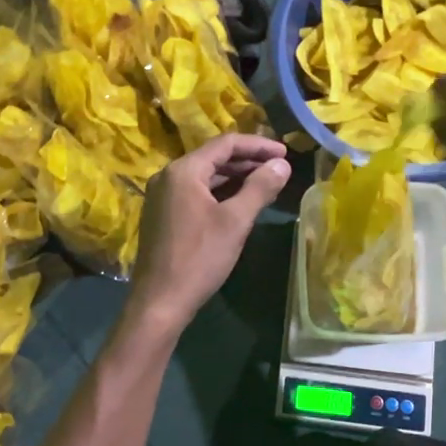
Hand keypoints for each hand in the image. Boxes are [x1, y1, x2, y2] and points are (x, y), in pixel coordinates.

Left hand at [124, 134, 291, 336]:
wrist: (160, 301)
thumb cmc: (199, 258)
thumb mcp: (236, 221)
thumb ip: (260, 188)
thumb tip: (282, 165)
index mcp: (183, 171)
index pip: (225, 144)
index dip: (258, 145)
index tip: (285, 153)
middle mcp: (168, 176)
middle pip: (213, 158)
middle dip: (248, 161)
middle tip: (279, 167)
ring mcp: (162, 196)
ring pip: (204, 176)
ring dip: (235, 177)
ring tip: (265, 183)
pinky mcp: (162, 215)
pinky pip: (195, 192)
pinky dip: (219, 192)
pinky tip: (240, 202)